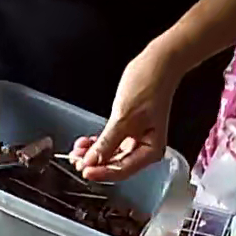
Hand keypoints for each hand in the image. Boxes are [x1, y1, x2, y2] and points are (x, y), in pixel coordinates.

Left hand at [74, 48, 181, 181]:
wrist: (159, 62)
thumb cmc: (149, 85)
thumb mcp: (123, 117)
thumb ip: (107, 143)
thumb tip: (92, 161)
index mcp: (150, 151)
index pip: (121, 170)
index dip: (101, 173)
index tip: (84, 170)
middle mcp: (144, 150)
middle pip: (114, 166)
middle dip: (94, 163)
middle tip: (77, 160)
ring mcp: (135, 141)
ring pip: (109, 156)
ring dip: (93, 154)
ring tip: (78, 150)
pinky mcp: (128, 132)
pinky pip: (110, 145)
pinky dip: (97, 145)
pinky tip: (85, 143)